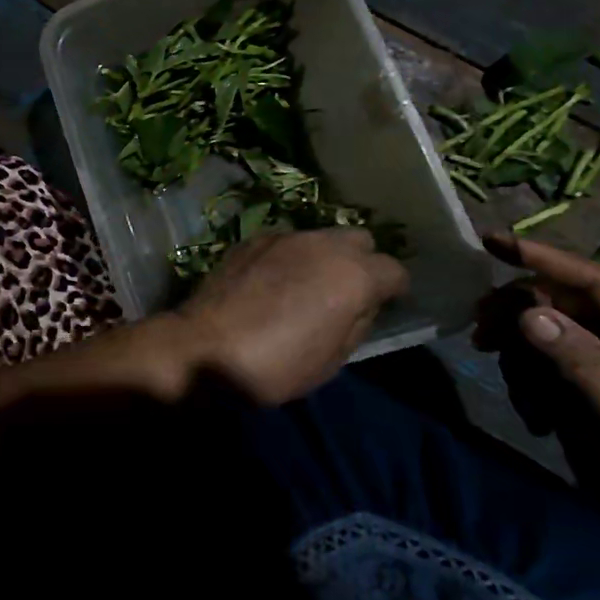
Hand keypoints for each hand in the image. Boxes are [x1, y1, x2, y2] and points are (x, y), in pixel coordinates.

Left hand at [175, 229, 407, 404]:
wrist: (205, 348)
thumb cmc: (277, 364)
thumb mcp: (333, 358)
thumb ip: (358, 322)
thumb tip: (363, 304)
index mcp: (353, 275)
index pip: (394, 270)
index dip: (392, 290)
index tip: (383, 305)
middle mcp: (322, 245)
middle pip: (359, 240)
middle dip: (360, 261)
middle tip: (345, 291)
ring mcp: (283, 237)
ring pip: (320, 236)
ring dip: (323, 256)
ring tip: (305, 285)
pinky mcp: (250, 240)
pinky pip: (284, 241)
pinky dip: (289, 256)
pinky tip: (271, 281)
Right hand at [485, 235, 599, 578]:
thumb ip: (586, 367)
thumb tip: (528, 312)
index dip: (549, 261)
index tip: (493, 241)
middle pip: (586, 306)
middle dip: (529, 314)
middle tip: (479, 332)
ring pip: (578, 334)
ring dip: (535, 354)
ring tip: (514, 388)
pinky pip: (583, 364)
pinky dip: (550, 378)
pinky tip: (537, 409)